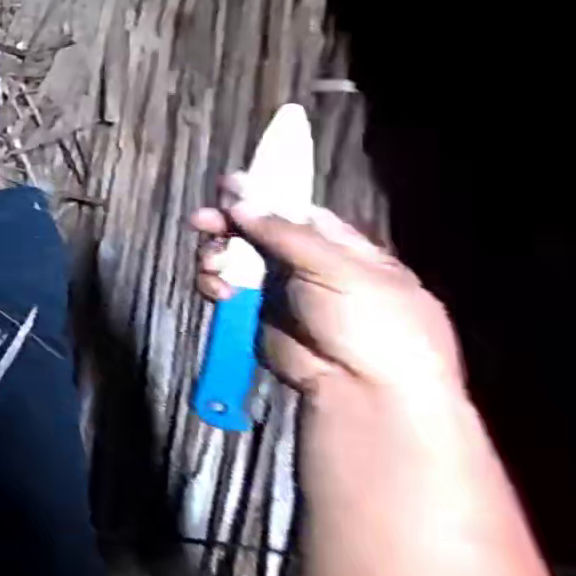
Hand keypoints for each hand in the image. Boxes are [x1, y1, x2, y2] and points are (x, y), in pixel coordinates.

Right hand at [193, 178, 462, 406]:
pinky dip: (214, 285)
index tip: (230, 184)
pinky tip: (217, 290)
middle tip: (202, 220)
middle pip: (257, 233)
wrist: (363, 391)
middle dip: (227, 224)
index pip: (298, 214)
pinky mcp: (253, 314)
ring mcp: (280, 291)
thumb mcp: (341, 272)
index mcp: (345, 252)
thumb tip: (242, 201)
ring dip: (216, 255)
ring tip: (212, 265)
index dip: (265, 197)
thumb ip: (288, 234)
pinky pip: (223, 288)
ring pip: (234, 258)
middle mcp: (309, 267)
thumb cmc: (373, 326)